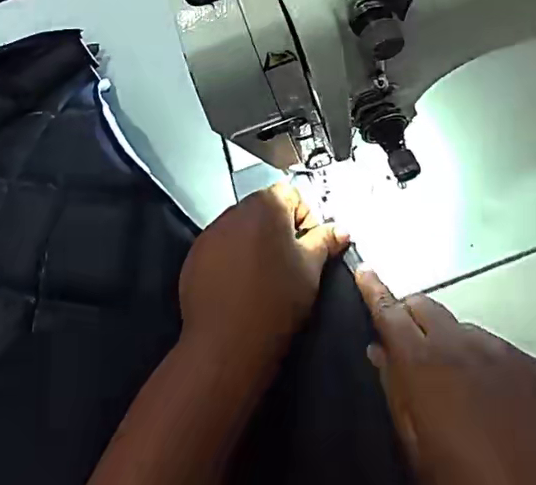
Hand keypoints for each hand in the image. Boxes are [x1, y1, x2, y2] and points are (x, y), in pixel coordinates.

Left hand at [178, 181, 349, 363]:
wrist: (227, 343)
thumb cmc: (276, 302)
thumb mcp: (311, 270)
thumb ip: (324, 242)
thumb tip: (339, 229)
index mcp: (265, 205)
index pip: (291, 193)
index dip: (306, 217)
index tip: (310, 245)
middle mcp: (235, 211)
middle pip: (265, 209)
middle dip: (280, 230)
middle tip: (291, 263)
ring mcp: (212, 232)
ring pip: (242, 228)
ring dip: (255, 243)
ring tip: (266, 278)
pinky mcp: (196, 253)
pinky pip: (221, 247)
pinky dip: (233, 258)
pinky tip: (242, 286)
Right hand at [356, 268, 535, 484]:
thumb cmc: (483, 483)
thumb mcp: (421, 452)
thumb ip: (396, 397)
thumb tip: (382, 360)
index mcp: (424, 364)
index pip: (388, 310)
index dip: (372, 289)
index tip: (365, 273)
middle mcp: (460, 345)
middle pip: (423, 306)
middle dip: (407, 314)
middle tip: (400, 333)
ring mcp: (500, 351)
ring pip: (459, 326)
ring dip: (446, 338)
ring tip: (448, 375)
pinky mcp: (533, 366)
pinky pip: (494, 346)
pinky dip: (480, 356)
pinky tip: (486, 390)